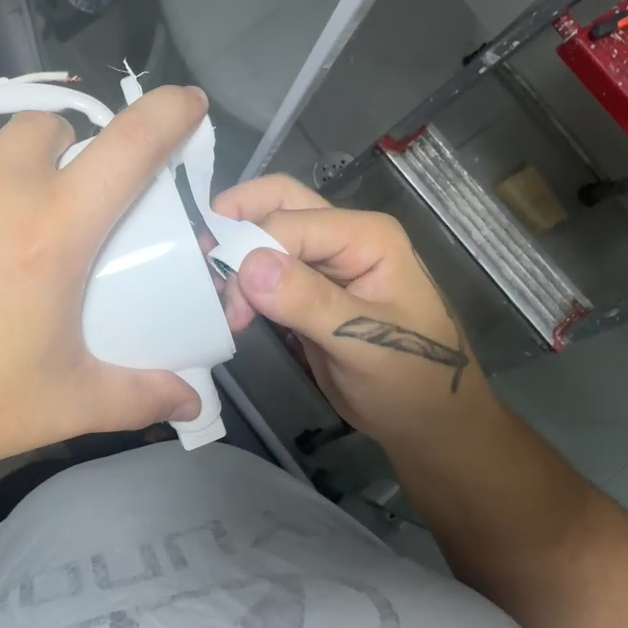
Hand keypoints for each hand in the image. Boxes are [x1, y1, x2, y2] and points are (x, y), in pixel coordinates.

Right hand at [212, 174, 487, 449]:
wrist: (427, 422)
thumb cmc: (413, 381)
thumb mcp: (365, 343)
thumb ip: (308, 302)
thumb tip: (248, 265)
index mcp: (366, 237)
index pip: (290, 223)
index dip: (251, 253)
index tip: (232, 306)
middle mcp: (344, 238)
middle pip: (278, 205)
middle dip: (236, 228)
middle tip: (200, 264)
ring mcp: (326, 264)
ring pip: (268, 235)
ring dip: (236, 257)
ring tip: (217, 298)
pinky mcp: (309, 291)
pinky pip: (269, 270)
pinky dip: (244, 281)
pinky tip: (231, 307)